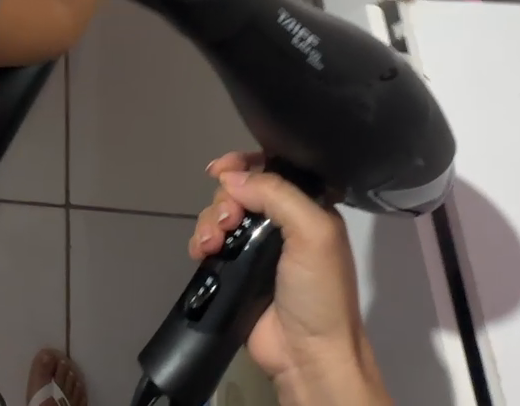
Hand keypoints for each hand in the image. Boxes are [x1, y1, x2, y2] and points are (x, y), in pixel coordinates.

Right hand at [191, 153, 389, 405]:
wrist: (307, 356)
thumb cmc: (319, 292)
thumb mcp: (313, 233)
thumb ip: (276, 194)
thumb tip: (230, 178)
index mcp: (306, 209)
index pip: (271, 169)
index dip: (243, 163)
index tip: (221, 170)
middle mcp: (280, 224)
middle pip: (239, 190)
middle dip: (225, 199)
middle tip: (228, 221)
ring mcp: (256, 247)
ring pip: (221, 214)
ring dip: (209, 221)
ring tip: (211, 244)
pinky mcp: (235, 269)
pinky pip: (209, 241)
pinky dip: (200, 241)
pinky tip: (201, 252)